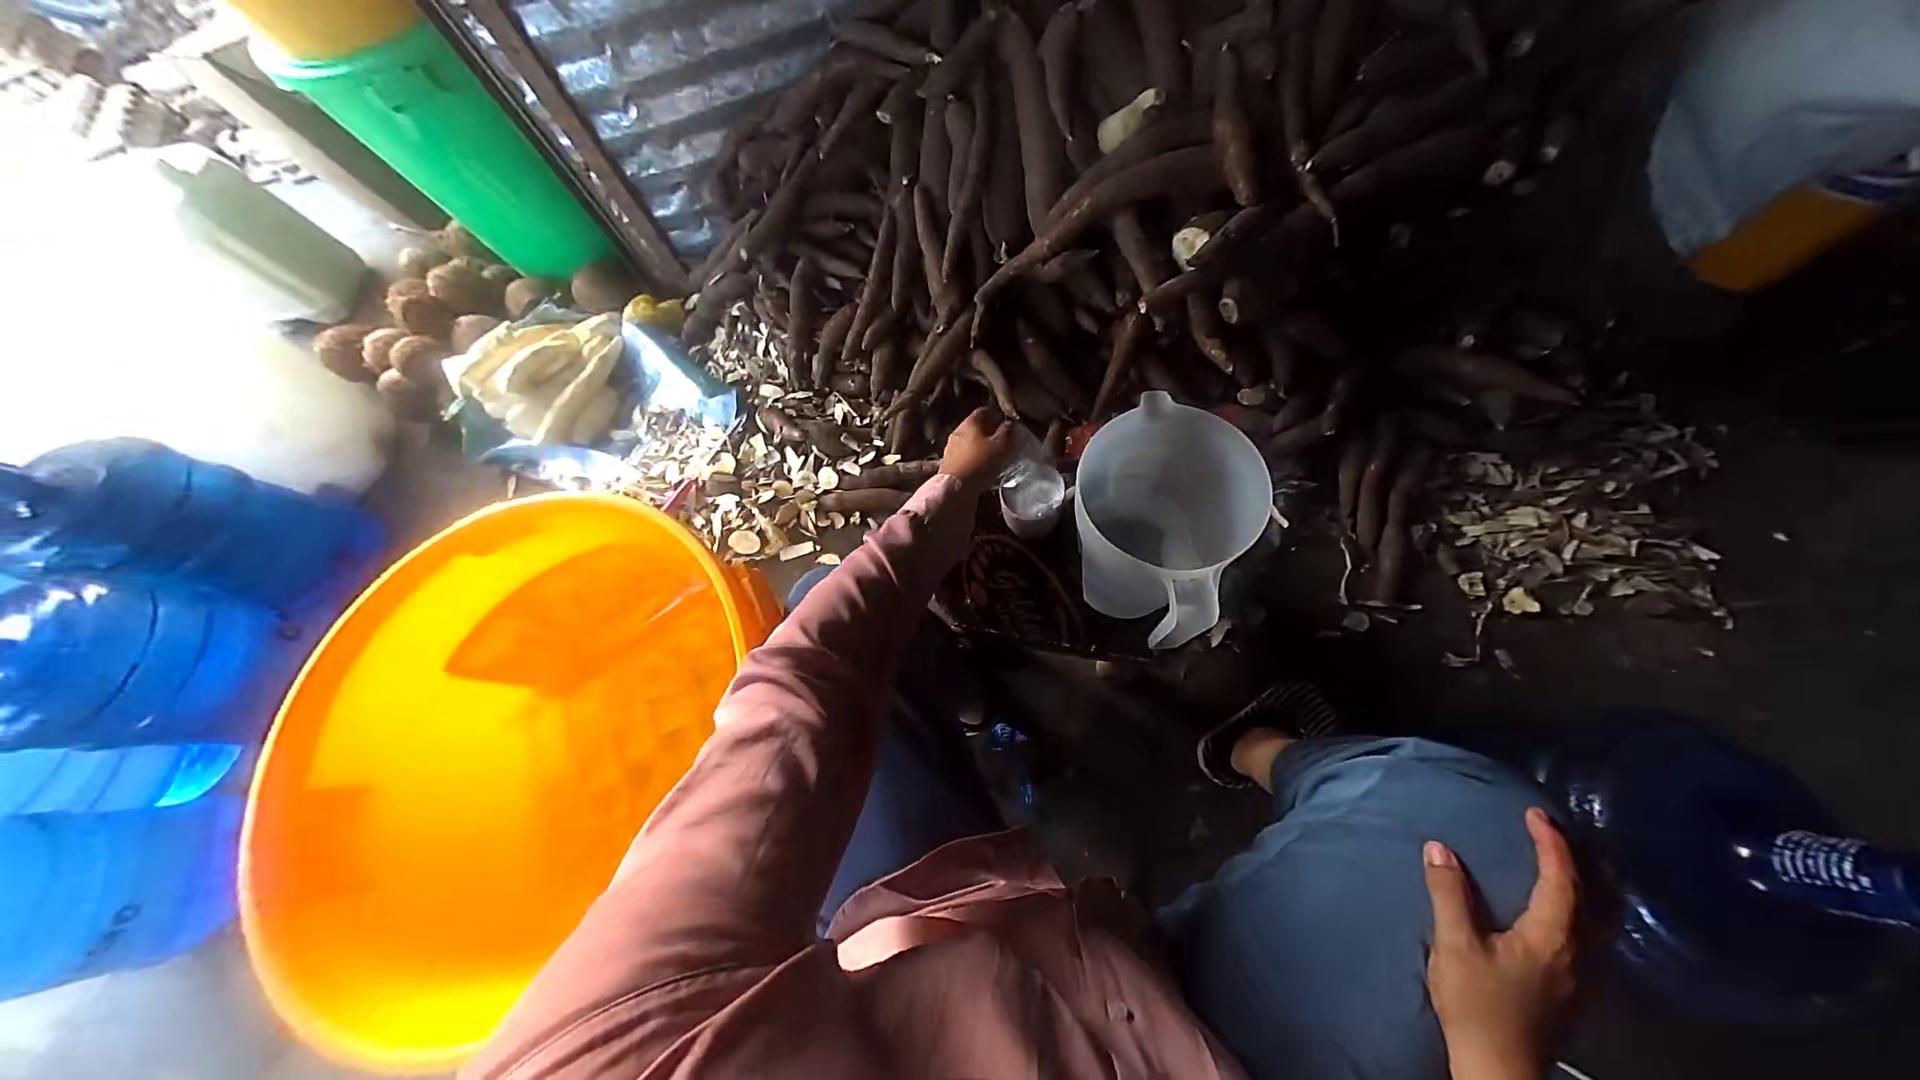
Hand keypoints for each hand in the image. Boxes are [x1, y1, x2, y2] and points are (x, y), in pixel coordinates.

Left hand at [939, 407, 1016, 491]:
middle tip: (1000, 443)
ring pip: (969, 441)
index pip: (984, 411)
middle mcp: (958, 430)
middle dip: (988, 432)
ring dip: (979, 446)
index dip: (996, 417)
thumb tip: (1009, 423)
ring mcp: (951, 446)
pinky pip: (963, 454)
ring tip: (991, 457)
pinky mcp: (948, 461)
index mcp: (971, 422)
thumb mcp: (1001, 446)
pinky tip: (979, 467)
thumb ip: (1007, 432)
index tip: (1005, 427)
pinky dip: (972, 457)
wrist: (956, 488)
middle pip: (975, 426)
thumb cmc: (981, 463)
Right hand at [1423, 807, 1578, 1079]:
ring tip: (1557, 867)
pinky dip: (1574, 910)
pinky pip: (1583, 936)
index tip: (1535, 813)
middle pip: (1595, 903)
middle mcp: (1577, 956)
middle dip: (1579, 865)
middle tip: (1556, 835)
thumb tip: (1440, 848)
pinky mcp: (1568, 991)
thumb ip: (1449, 895)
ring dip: (1580, 888)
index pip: (1561, 881)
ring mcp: (1579, 978)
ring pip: (1594, 922)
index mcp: (1553, 939)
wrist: (1499, 1070)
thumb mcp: (1455, 946)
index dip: (1551, 844)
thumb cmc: (1478, 1004)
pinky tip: (1553, 912)